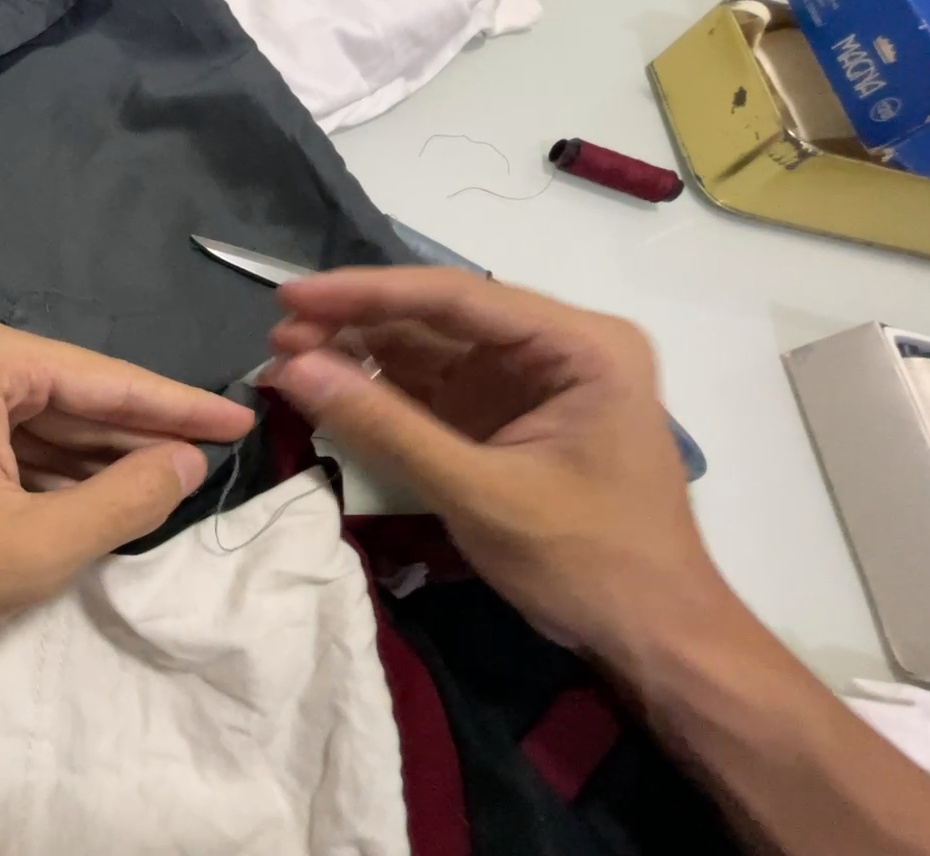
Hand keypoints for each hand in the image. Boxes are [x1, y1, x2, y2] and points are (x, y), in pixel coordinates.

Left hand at [0, 312, 255, 662]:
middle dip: (138, 432)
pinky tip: (99, 488)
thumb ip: (123, 499)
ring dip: (96, 454)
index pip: (103, 382)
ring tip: (172, 475)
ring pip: (39, 419)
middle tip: (216, 449)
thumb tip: (185, 463)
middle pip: (71, 395)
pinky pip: (4, 437)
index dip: (178, 407)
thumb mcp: (32, 546)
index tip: (241, 418)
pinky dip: (49, 467)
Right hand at [262, 268, 728, 658]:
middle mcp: (550, 346)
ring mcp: (520, 378)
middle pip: (433, 315)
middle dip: (352, 324)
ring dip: (353, 352)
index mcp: (578, 345)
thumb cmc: (585, 561)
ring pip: (420, 346)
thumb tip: (289, 368)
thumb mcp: (476, 491)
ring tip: (285, 361)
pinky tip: (322, 386)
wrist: (650, 637)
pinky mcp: (493, 410)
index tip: (291, 299)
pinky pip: (421, 384)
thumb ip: (381, 426)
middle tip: (279, 339)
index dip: (364, 293)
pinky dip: (370, 387)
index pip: (455, 297)